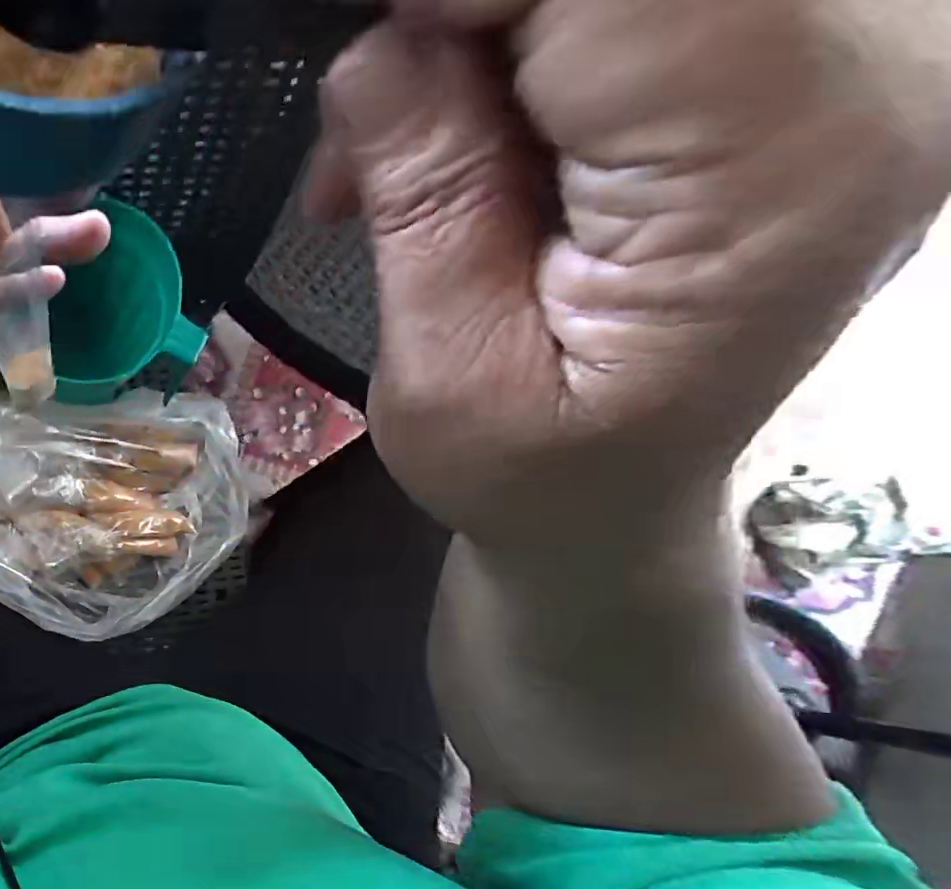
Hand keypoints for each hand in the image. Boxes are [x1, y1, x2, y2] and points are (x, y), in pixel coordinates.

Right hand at [307, 0, 948, 833]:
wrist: (601, 506)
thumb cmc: (519, 471)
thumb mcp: (444, 367)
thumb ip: (424, 202)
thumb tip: (368, 52)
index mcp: (776, 174)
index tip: (358, 42)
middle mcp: (865, 77)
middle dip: (461, 20)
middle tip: (359, 122)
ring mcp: (831, 65)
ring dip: (467, 46)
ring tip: (371, 165)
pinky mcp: (767, 76)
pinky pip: (617, 18)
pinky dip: (498, 59)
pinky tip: (426, 146)